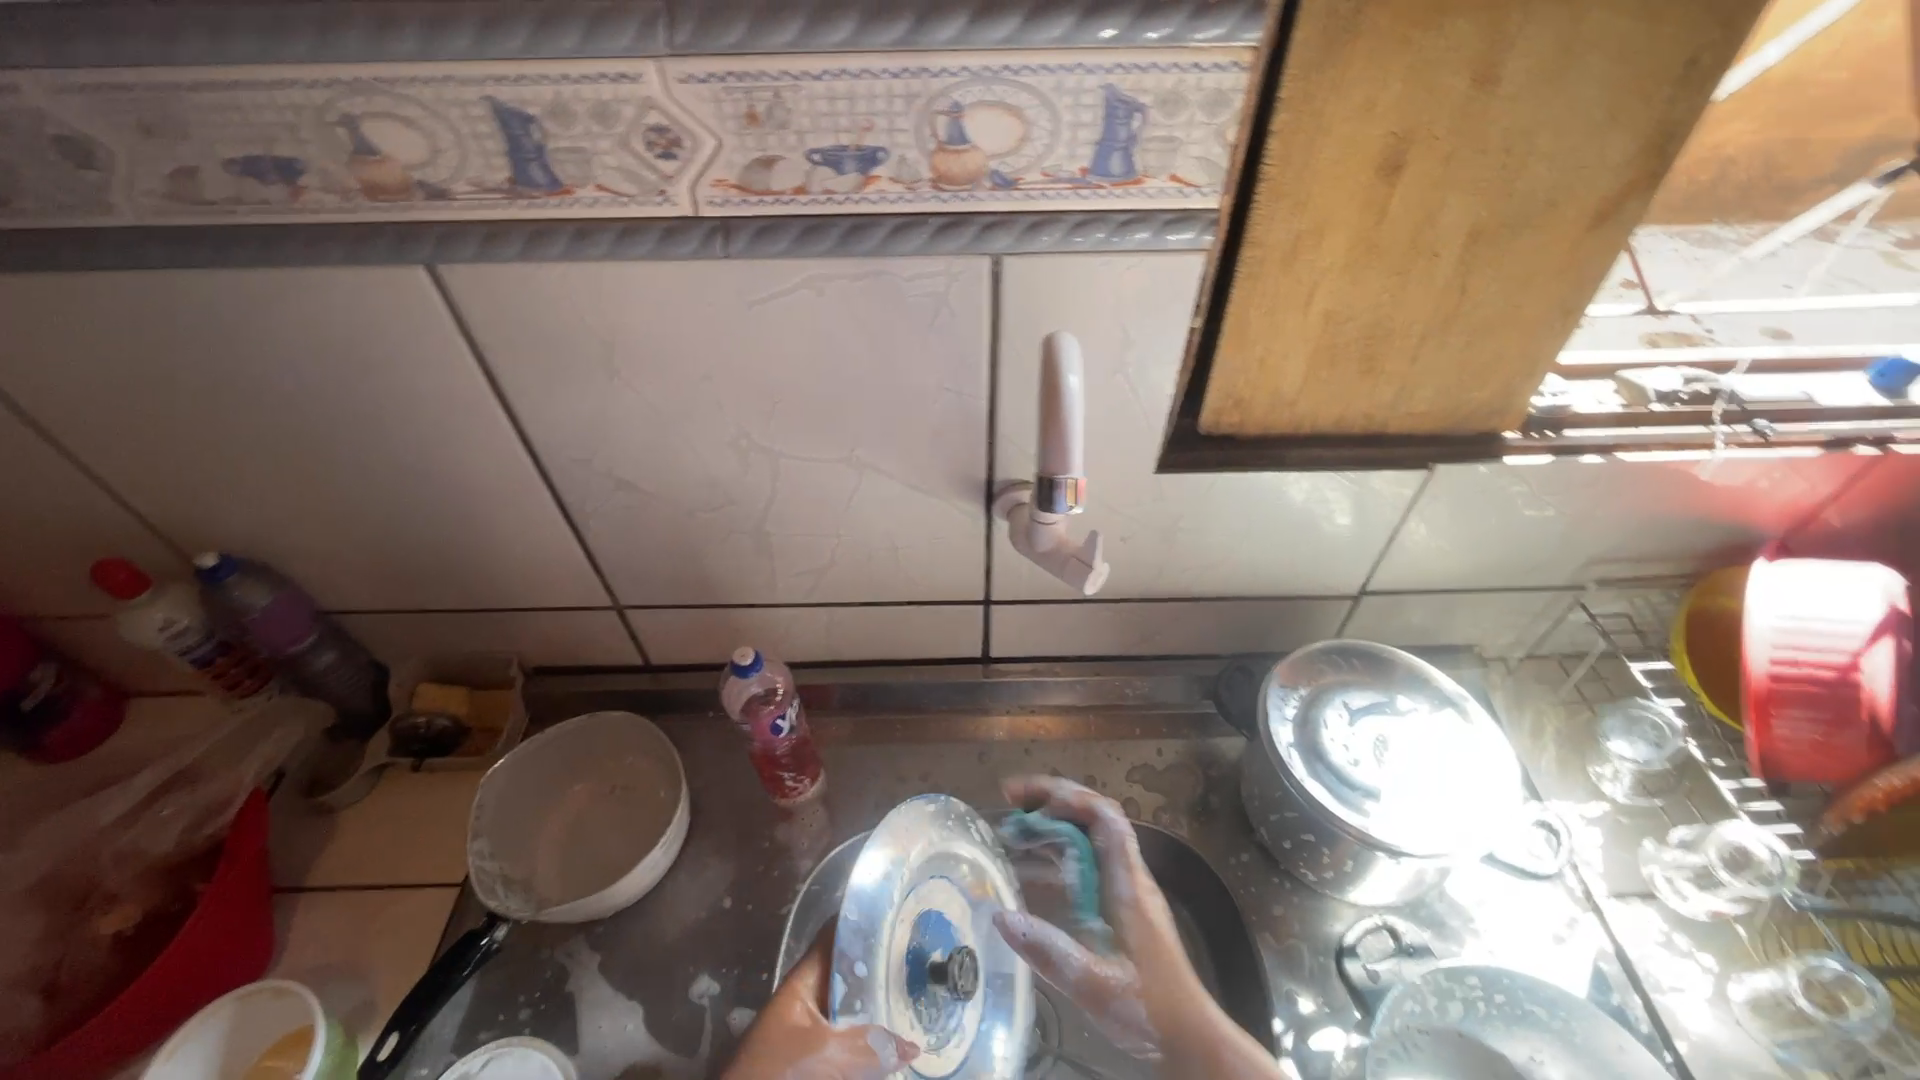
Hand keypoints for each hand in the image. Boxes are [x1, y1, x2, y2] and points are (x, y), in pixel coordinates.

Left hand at [722, 930, 918, 1079]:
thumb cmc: (778, 1072)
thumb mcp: (825, 1056)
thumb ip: (870, 1047)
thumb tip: (912, 1045)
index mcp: (802, 982)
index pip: (834, 937)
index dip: (861, 921)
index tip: (896, 913)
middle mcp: (808, 1000)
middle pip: (848, 974)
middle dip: (879, 968)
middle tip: (918, 958)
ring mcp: (811, 1030)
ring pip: (852, 1011)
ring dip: (878, 1007)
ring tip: (917, 993)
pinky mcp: (816, 1059)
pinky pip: (850, 1042)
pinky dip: (871, 1039)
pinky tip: (898, 1041)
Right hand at [993, 776, 1281, 1079]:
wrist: (1189, 1037)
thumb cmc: (1149, 1008)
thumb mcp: (1095, 985)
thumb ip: (1050, 952)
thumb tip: (1001, 916)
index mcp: (1127, 883)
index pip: (1104, 817)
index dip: (1065, 796)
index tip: (1024, 799)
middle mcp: (1129, 876)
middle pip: (1095, 817)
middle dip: (1052, 800)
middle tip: (1009, 801)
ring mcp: (1126, 890)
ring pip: (1090, 838)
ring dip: (1053, 825)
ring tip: (1011, 831)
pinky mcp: (1121, 907)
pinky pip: (1088, 864)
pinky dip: (1057, 855)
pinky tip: (1030, 870)